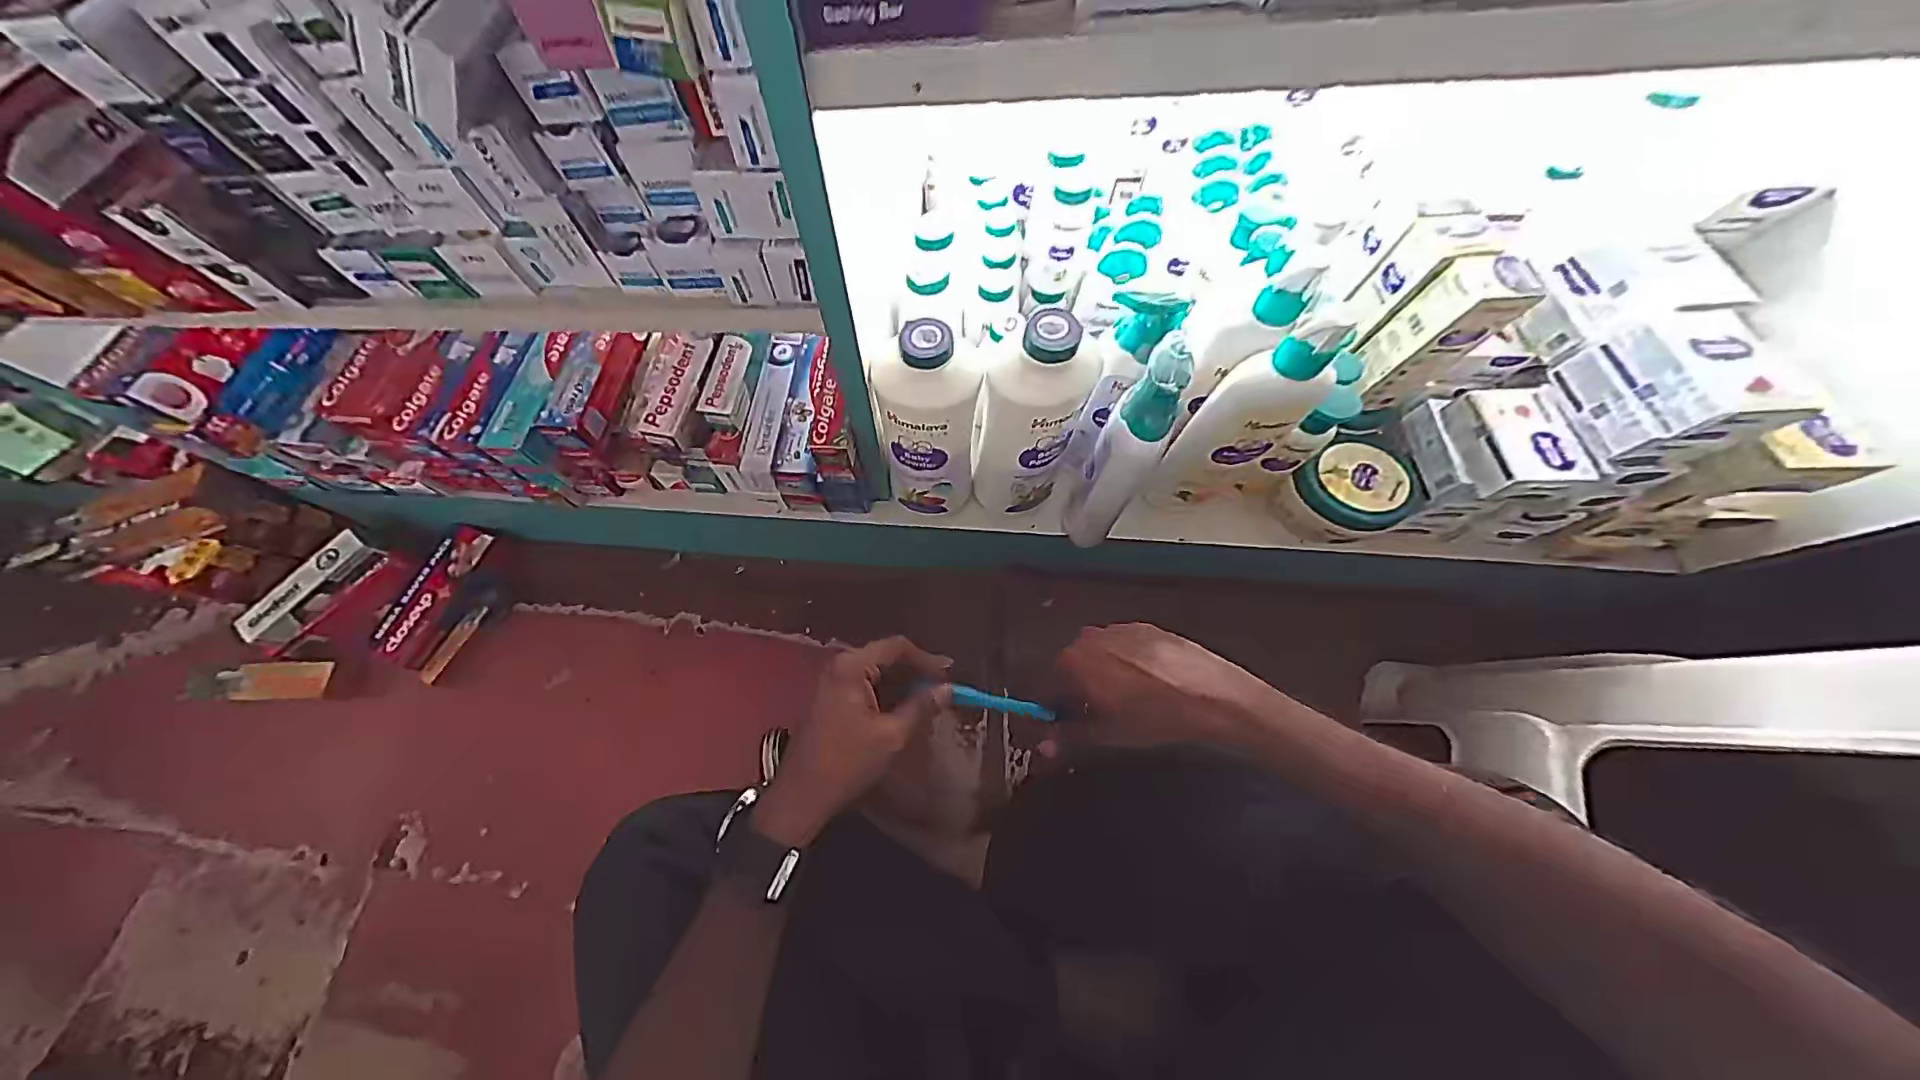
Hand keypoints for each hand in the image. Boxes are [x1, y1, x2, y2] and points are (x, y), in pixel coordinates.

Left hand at [755, 636, 952, 846]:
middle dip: (915, 671)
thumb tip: (947, 689)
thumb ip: (921, 707)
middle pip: (885, 656)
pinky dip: (885, 693)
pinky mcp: (828, 698)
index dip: (926, 659)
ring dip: (901, 683)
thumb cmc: (848, 763)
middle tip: (942, 688)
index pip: (896, 647)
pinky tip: (902, 709)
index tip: (949, 674)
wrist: (802, 795)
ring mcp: (830, 681)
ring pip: (875, 672)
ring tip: (927, 700)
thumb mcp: (892, 735)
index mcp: (851, 666)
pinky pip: (863, 684)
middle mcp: (838, 665)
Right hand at [1050, 623, 1286, 751]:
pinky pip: (1125, 647)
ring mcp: (1120, 628)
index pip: (1050, 685)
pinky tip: (1150, 683)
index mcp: (1074, 661)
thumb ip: (1069, 735)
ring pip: (1099, 655)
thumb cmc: (1156, 718)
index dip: (1056, 707)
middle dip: (1080, 688)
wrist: (1214, 696)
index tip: (1067, 722)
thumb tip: (1043, 744)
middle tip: (1101, 714)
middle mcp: (1090, 637)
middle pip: (1073, 666)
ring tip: (1131, 700)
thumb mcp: (1108, 734)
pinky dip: (1128, 662)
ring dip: (1104, 674)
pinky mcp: (1147, 627)